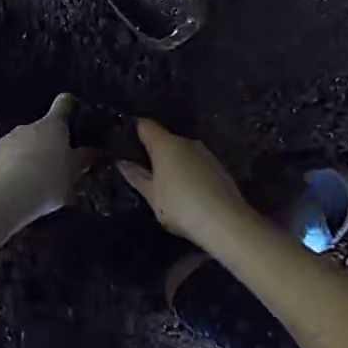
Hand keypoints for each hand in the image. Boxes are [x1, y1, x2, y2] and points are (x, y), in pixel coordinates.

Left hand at [0, 94, 96, 224]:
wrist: (3, 198)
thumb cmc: (47, 181)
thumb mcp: (74, 174)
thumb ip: (86, 160)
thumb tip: (97, 151)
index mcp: (53, 125)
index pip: (64, 104)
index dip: (71, 105)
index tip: (76, 111)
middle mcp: (29, 126)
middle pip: (44, 129)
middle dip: (52, 144)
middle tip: (61, 166)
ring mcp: (8, 139)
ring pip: (25, 144)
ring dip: (32, 156)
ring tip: (38, 182)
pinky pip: (9, 158)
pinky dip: (15, 167)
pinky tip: (19, 187)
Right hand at [117, 119, 254, 239]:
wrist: (225, 220)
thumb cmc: (180, 206)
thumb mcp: (152, 195)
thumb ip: (137, 177)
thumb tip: (123, 163)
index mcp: (165, 144)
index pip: (146, 127)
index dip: (136, 132)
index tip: (129, 144)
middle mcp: (186, 142)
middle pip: (166, 140)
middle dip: (156, 153)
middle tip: (147, 173)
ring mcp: (206, 153)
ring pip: (184, 152)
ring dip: (175, 164)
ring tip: (169, 186)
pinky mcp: (220, 167)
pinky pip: (198, 164)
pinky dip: (191, 172)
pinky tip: (190, 192)